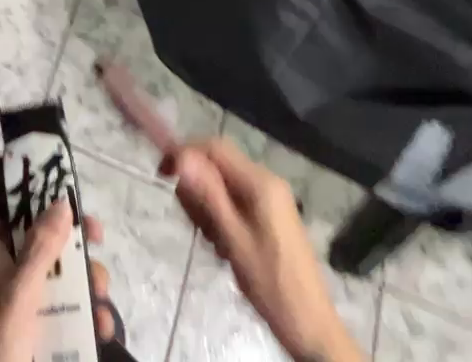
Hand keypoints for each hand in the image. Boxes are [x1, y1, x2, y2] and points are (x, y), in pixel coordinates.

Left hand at [0, 199, 117, 361]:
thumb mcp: (18, 293)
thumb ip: (40, 249)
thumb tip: (61, 200)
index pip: (9, 212)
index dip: (34, 197)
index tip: (66, 194)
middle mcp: (12, 277)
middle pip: (46, 243)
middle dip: (75, 243)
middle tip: (98, 240)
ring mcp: (29, 308)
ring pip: (65, 280)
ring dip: (90, 283)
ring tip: (101, 299)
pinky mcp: (45, 337)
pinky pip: (74, 316)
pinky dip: (91, 318)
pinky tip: (102, 330)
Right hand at [166, 139, 364, 361]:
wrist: (310, 325)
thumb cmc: (271, 283)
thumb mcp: (233, 239)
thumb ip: (208, 195)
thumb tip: (181, 156)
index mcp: (261, 183)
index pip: (214, 147)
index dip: (184, 153)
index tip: (162, 175)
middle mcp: (266, 182)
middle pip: (217, 164)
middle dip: (197, 187)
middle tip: (194, 224)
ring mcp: (269, 199)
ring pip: (222, 184)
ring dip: (207, 205)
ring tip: (212, 241)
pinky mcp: (268, 215)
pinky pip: (234, 201)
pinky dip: (219, 216)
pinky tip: (222, 246)